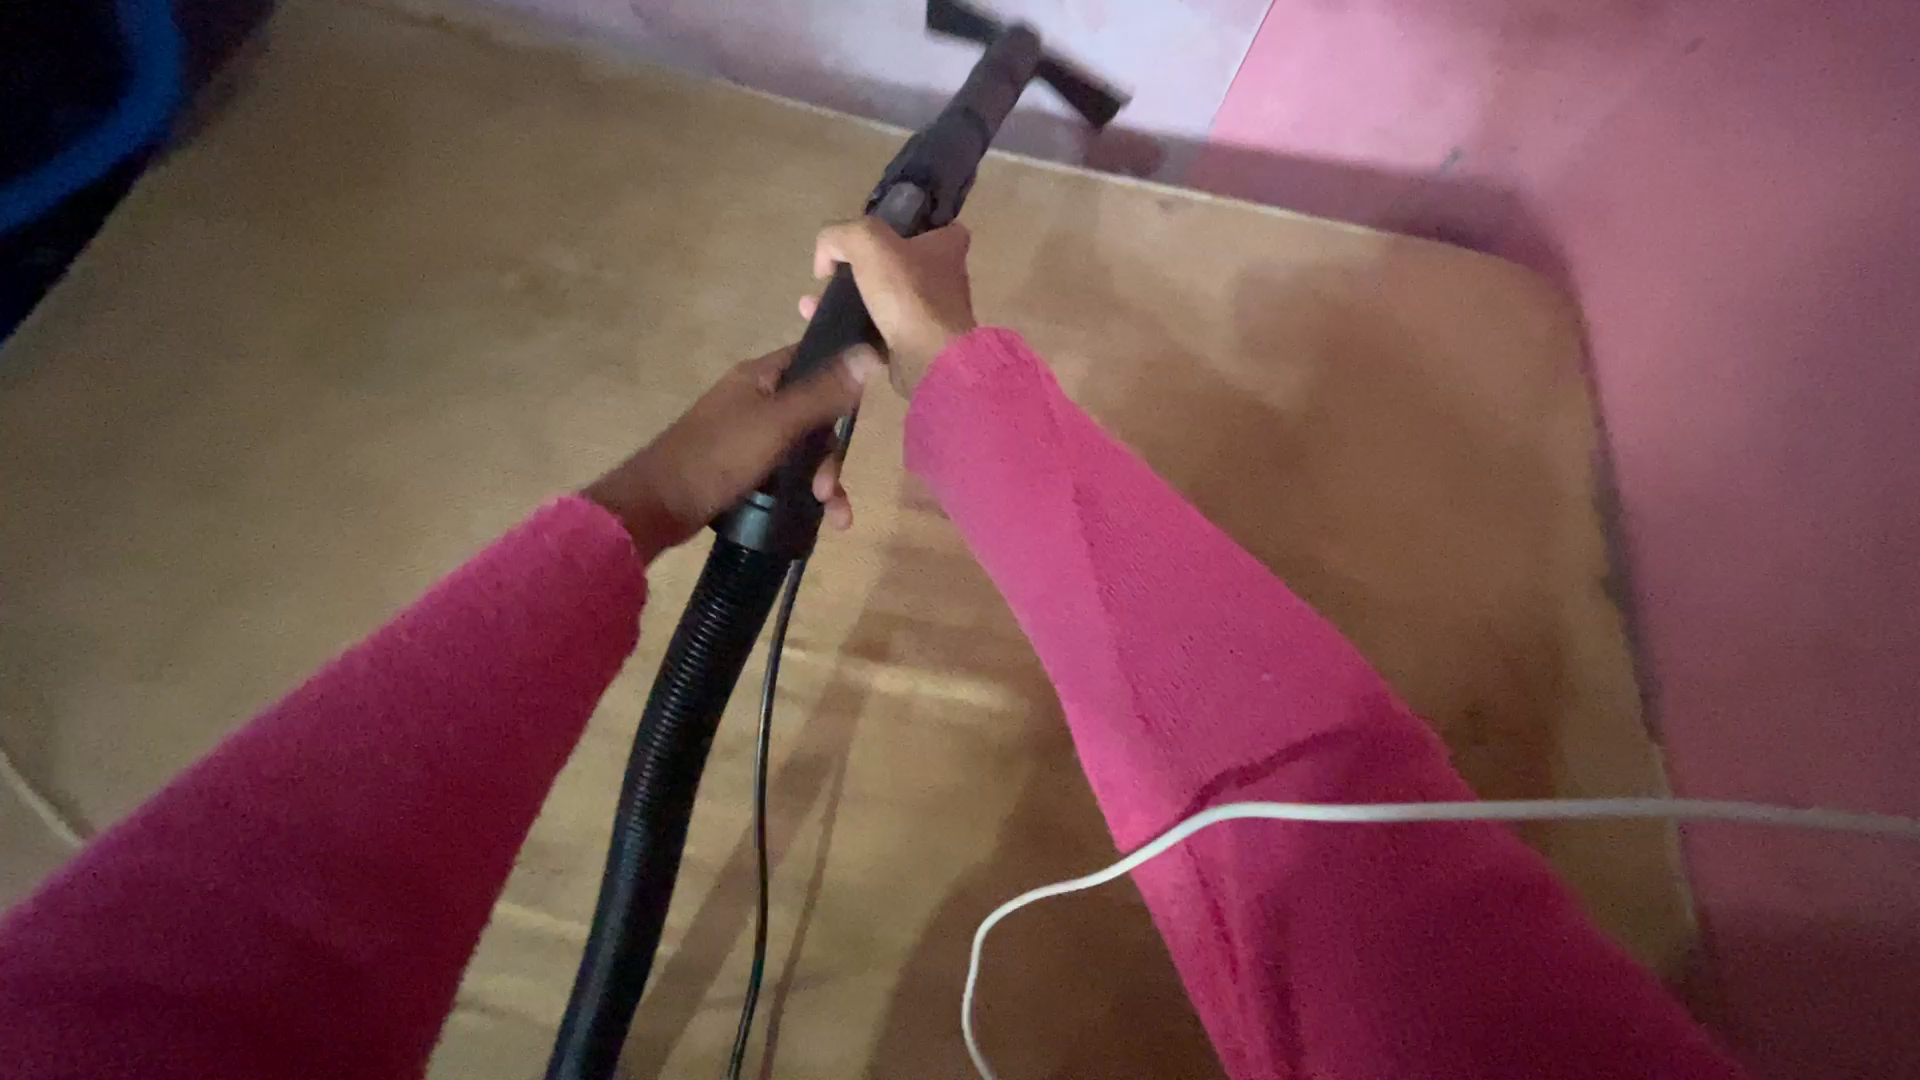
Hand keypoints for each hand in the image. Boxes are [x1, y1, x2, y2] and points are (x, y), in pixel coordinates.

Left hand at [583, 344, 879, 556]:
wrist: (658, 505)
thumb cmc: (718, 456)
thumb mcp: (778, 423)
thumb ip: (823, 393)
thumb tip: (871, 352)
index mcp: (761, 377)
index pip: (815, 361)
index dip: (844, 378)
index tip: (864, 409)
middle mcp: (757, 400)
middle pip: (816, 417)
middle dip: (830, 457)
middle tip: (827, 489)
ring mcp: (750, 435)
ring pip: (805, 451)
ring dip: (824, 483)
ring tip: (833, 516)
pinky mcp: (745, 467)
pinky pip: (788, 474)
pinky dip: (806, 494)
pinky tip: (821, 518)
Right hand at [800, 220, 976, 396]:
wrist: (927, 359)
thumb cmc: (908, 293)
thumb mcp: (869, 242)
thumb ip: (840, 236)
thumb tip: (826, 259)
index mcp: (947, 248)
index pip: (931, 226)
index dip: (902, 227)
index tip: (873, 236)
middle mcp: (943, 280)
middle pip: (898, 265)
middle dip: (860, 268)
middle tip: (832, 274)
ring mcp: (929, 316)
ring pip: (882, 301)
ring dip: (847, 302)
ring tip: (812, 304)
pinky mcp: (913, 346)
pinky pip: (876, 333)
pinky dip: (850, 331)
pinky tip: (822, 327)